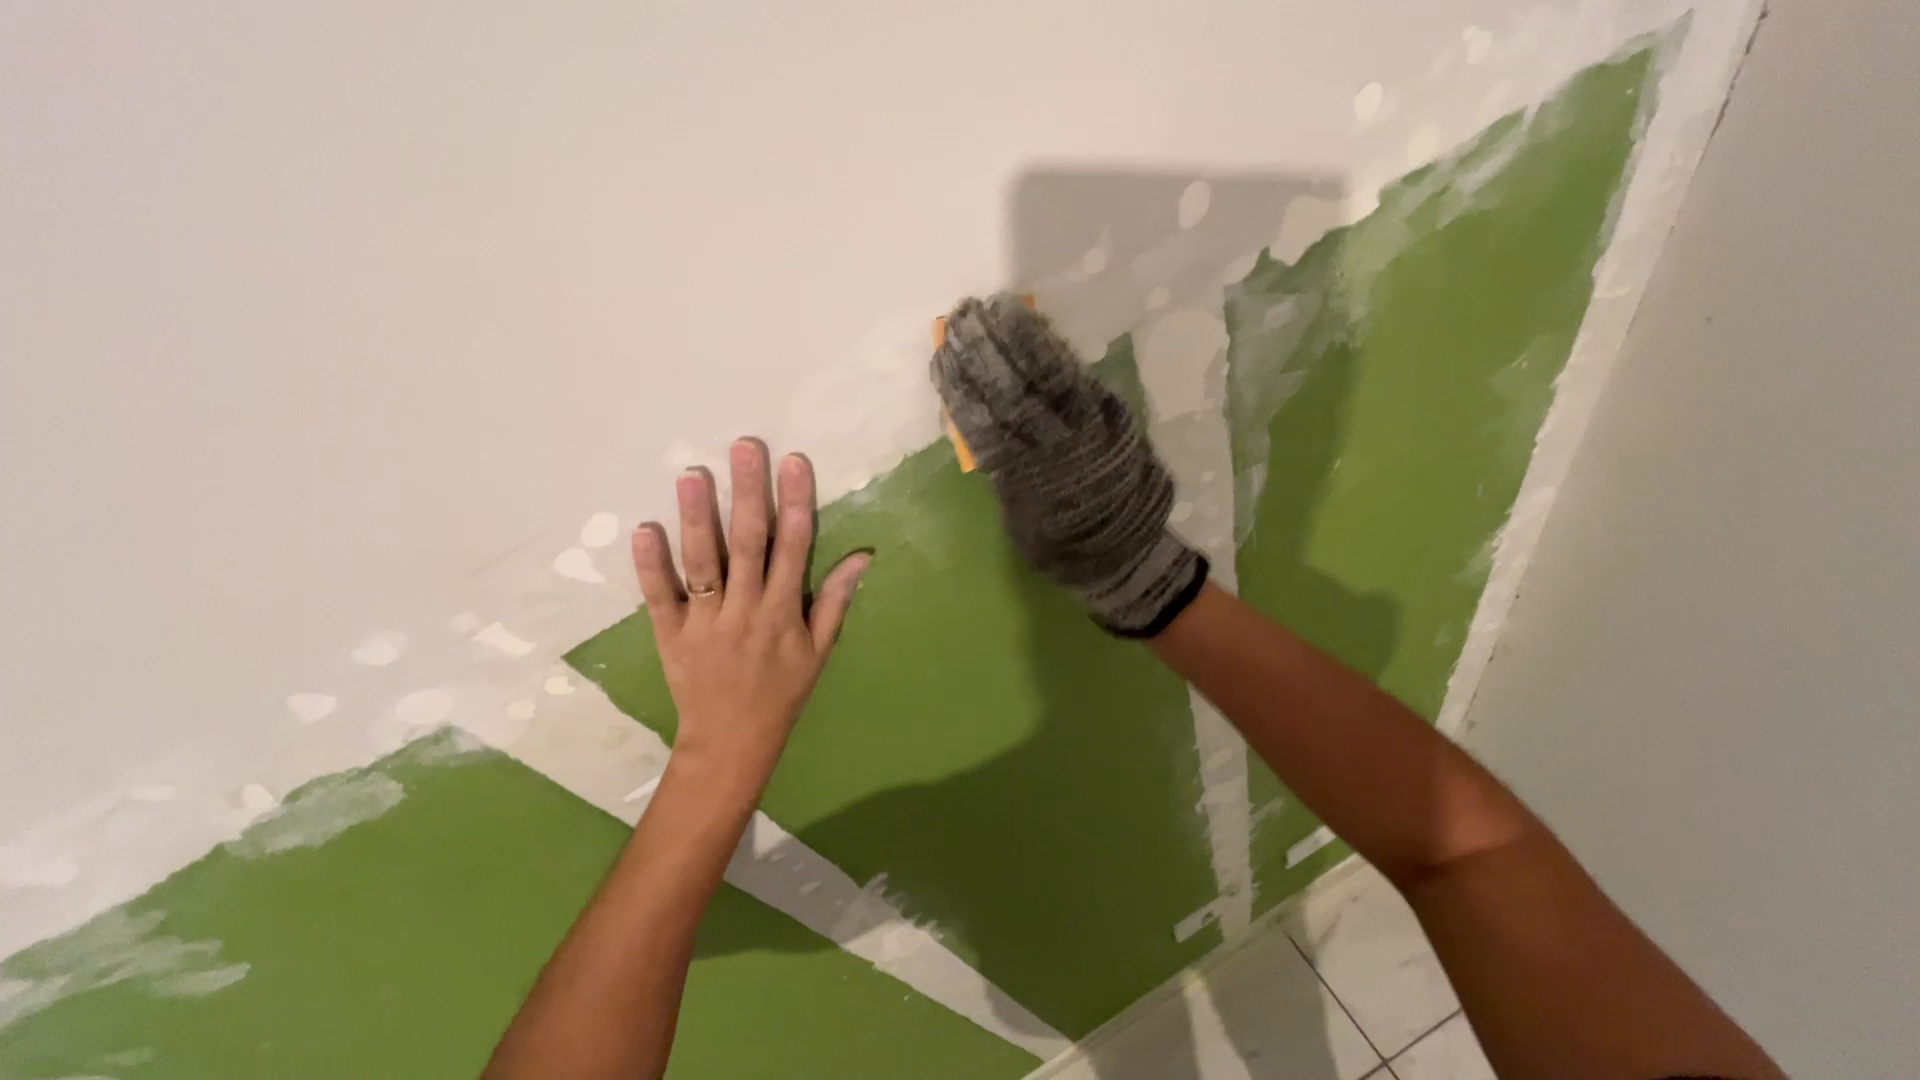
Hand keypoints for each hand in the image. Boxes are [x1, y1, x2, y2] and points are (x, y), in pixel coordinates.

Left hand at [630, 438, 870, 785]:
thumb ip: (835, 601)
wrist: (732, 740)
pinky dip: (650, 565)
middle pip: (747, 543)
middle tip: (744, 447)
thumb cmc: (782, 692)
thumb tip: (862, 556)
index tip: (794, 461)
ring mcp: (705, 621)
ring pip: (702, 562)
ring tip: (692, 473)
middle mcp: (745, 609)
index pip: (793, 547)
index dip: (795, 503)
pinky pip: (660, 596)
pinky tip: (644, 529)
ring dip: (696, 517)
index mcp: (783, 611)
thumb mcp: (819, 651)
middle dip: (748, 493)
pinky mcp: (670, 633)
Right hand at [931, 293, 1206, 636]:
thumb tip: (985, 426)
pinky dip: (1056, 352)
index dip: (961, 386)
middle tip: (963, 315)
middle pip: (1012, 390)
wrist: (1124, 555)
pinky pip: (1079, 379)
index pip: (982, 421)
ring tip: (997, 308)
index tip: (942, 355)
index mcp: (1021, 476)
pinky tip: (1037, 329)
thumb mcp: (1020, 517)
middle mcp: (1051, 448)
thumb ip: (1003, 471)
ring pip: (1048, 376)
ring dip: (1021, 339)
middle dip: (985, 351)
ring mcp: (1085, 430)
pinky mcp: (1111, 420)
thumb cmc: (1061, 543)